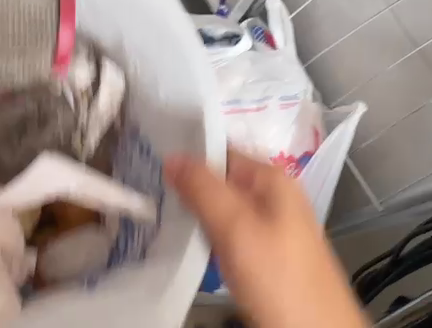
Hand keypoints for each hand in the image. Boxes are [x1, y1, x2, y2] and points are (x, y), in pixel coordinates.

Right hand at [167, 151, 368, 327]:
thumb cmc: (278, 279)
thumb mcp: (236, 228)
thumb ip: (202, 188)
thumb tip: (171, 156)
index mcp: (273, 180)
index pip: (222, 152)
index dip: (189, 158)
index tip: (154, 169)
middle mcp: (276, 199)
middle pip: (223, 183)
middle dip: (191, 191)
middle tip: (153, 198)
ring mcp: (275, 232)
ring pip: (226, 213)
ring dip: (199, 218)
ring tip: (164, 222)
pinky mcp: (270, 262)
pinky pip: (233, 239)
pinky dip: (212, 242)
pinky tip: (192, 251)